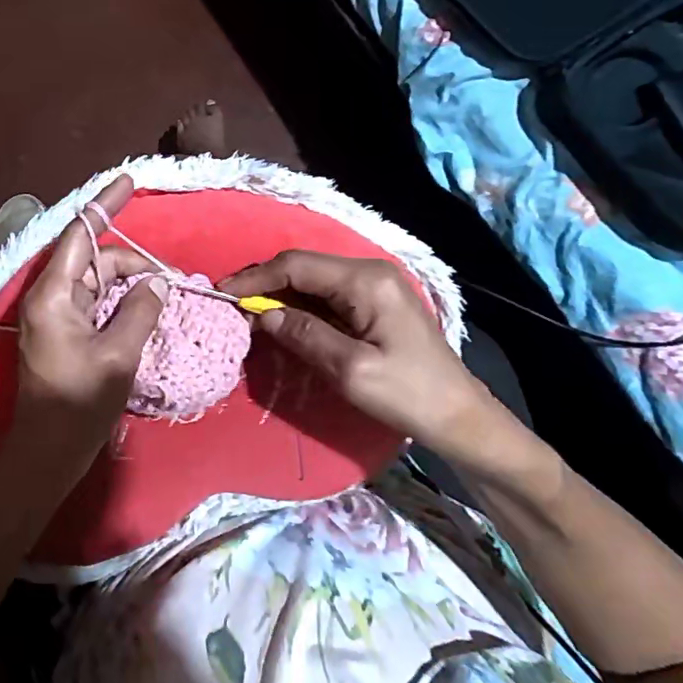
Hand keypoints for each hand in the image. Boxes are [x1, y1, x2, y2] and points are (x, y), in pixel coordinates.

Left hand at [7, 175, 167, 482]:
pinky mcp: (64, 333)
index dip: (104, 206)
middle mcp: (50, 297)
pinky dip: (120, 301)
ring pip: (97, 281)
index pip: (78, 234)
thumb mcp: (118, 355)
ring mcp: (56, 315)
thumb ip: (141, 311)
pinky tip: (143, 309)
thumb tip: (157, 283)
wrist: (47, 452)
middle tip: (168, 283)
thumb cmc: (78, 404)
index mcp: (54, 294)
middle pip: (93, 259)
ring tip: (160, 296)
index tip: (128, 180)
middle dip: (131, 262)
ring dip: (128, 283)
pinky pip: (96, 302)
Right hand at [220, 251, 548, 484]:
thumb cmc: (408, 394)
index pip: (297, 266)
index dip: (256, 277)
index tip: (224, 294)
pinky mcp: (374, 302)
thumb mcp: (351, 369)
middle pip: (303, 267)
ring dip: (279, 294)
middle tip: (231, 305)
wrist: (458, 416)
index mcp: (366, 282)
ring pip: (312, 281)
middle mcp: (369, 272)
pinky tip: (280, 320)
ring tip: (247, 313)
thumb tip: (263, 313)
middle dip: (264, 283)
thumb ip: (304, 335)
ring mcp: (374, 286)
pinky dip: (299, 305)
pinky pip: (326, 295)